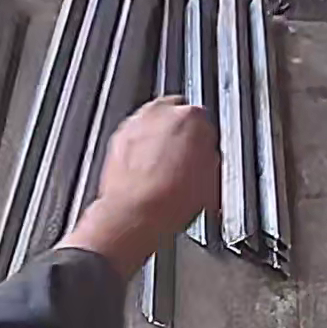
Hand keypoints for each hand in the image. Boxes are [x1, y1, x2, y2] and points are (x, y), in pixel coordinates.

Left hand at [57, 96, 217, 277]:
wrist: (135, 214)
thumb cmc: (169, 201)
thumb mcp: (208, 182)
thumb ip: (208, 160)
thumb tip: (205, 160)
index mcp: (194, 118)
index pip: (205, 123)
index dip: (203, 144)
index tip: (201, 159)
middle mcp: (162, 113)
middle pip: (175, 118)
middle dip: (178, 138)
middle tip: (181, 164)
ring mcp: (137, 123)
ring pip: (153, 127)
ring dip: (157, 144)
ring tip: (161, 173)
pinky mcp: (117, 137)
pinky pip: (134, 140)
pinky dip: (139, 152)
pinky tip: (144, 176)